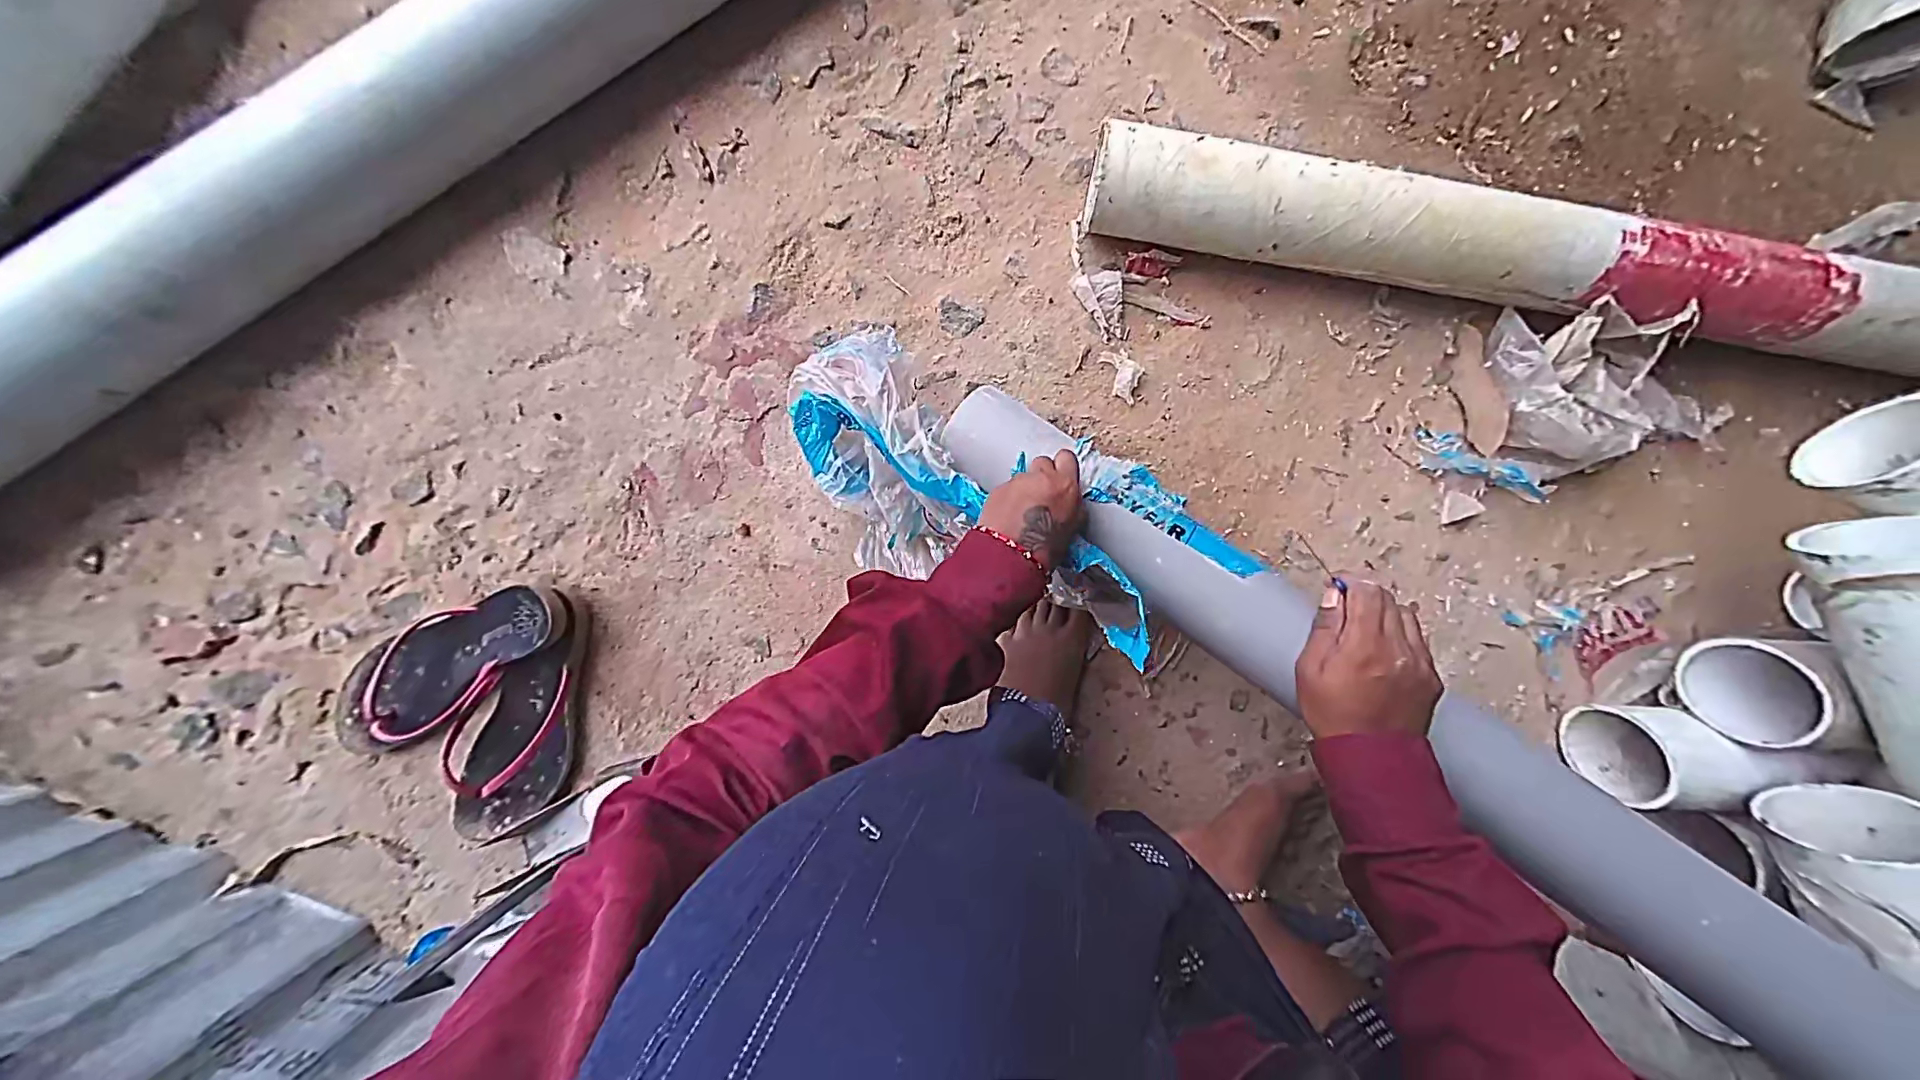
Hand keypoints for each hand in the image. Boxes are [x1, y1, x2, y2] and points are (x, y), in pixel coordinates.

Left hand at [977, 449, 1084, 572]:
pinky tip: (1009, 514)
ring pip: (1024, 476)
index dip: (1062, 467)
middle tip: (1041, 494)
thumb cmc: (1045, 548)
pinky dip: (1009, 497)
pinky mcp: (999, 489)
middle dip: (1042, 475)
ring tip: (1023, 509)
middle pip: (1043, 462)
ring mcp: (1018, 481)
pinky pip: (1007, 487)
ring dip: (1025, 488)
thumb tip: (1068, 500)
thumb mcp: (1072, 525)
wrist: (1011, 555)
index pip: (1066, 457)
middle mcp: (1042, 477)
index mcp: (1065, 485)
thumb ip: (1071, 504)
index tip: (1060, 477)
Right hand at [1295, 576, 1442, 738]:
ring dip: (1384, 612)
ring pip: (1406, 615)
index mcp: (1365, 644)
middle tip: (1345, 603)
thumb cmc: (1333, 714)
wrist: (1371, 756)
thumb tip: (1333, 597)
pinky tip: (1381, 647)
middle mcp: (1398, 648)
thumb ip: (1324, 628)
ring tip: (1363, 626)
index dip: (1351, 581)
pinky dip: (1399, 633)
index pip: (1367, 591)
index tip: (1337, 585)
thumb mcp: (1310, 668)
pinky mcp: (1430, 676)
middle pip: (1388, 599)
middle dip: (1365, 594)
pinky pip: (1417, 639)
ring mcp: (1419, 662)